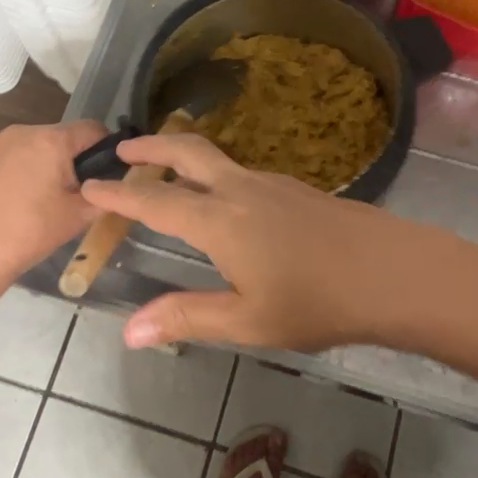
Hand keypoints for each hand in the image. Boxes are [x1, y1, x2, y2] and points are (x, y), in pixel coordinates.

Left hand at [0, 120, 106, 317]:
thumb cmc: (27, 235)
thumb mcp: (78, 218)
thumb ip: (101, 195)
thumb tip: (108, 186)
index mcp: (50, 141)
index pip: (91, 129)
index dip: (103, 148)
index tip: (101, 172)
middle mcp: (17, 133)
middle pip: (53, 139)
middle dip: (62, 162)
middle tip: (62, 196)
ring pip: (20, 150)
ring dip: (30, 168)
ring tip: (24, 204)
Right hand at [81, 133, 453, 351]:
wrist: (389, 270)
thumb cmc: (316, 301)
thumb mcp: (247, 320)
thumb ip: (187, 317)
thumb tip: (128, 329)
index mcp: (220, 220)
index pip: (155, 201)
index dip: (119, 195)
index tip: (87, 186)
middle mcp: (240, 190)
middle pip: (187, 153)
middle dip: (151, 148)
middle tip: (122, 150)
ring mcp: (272, 184)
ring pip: (217, 159)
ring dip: (183, 156)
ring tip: (165, 170)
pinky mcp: (295, 189)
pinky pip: (241, 171)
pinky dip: (214, 172)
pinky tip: (224, 198)